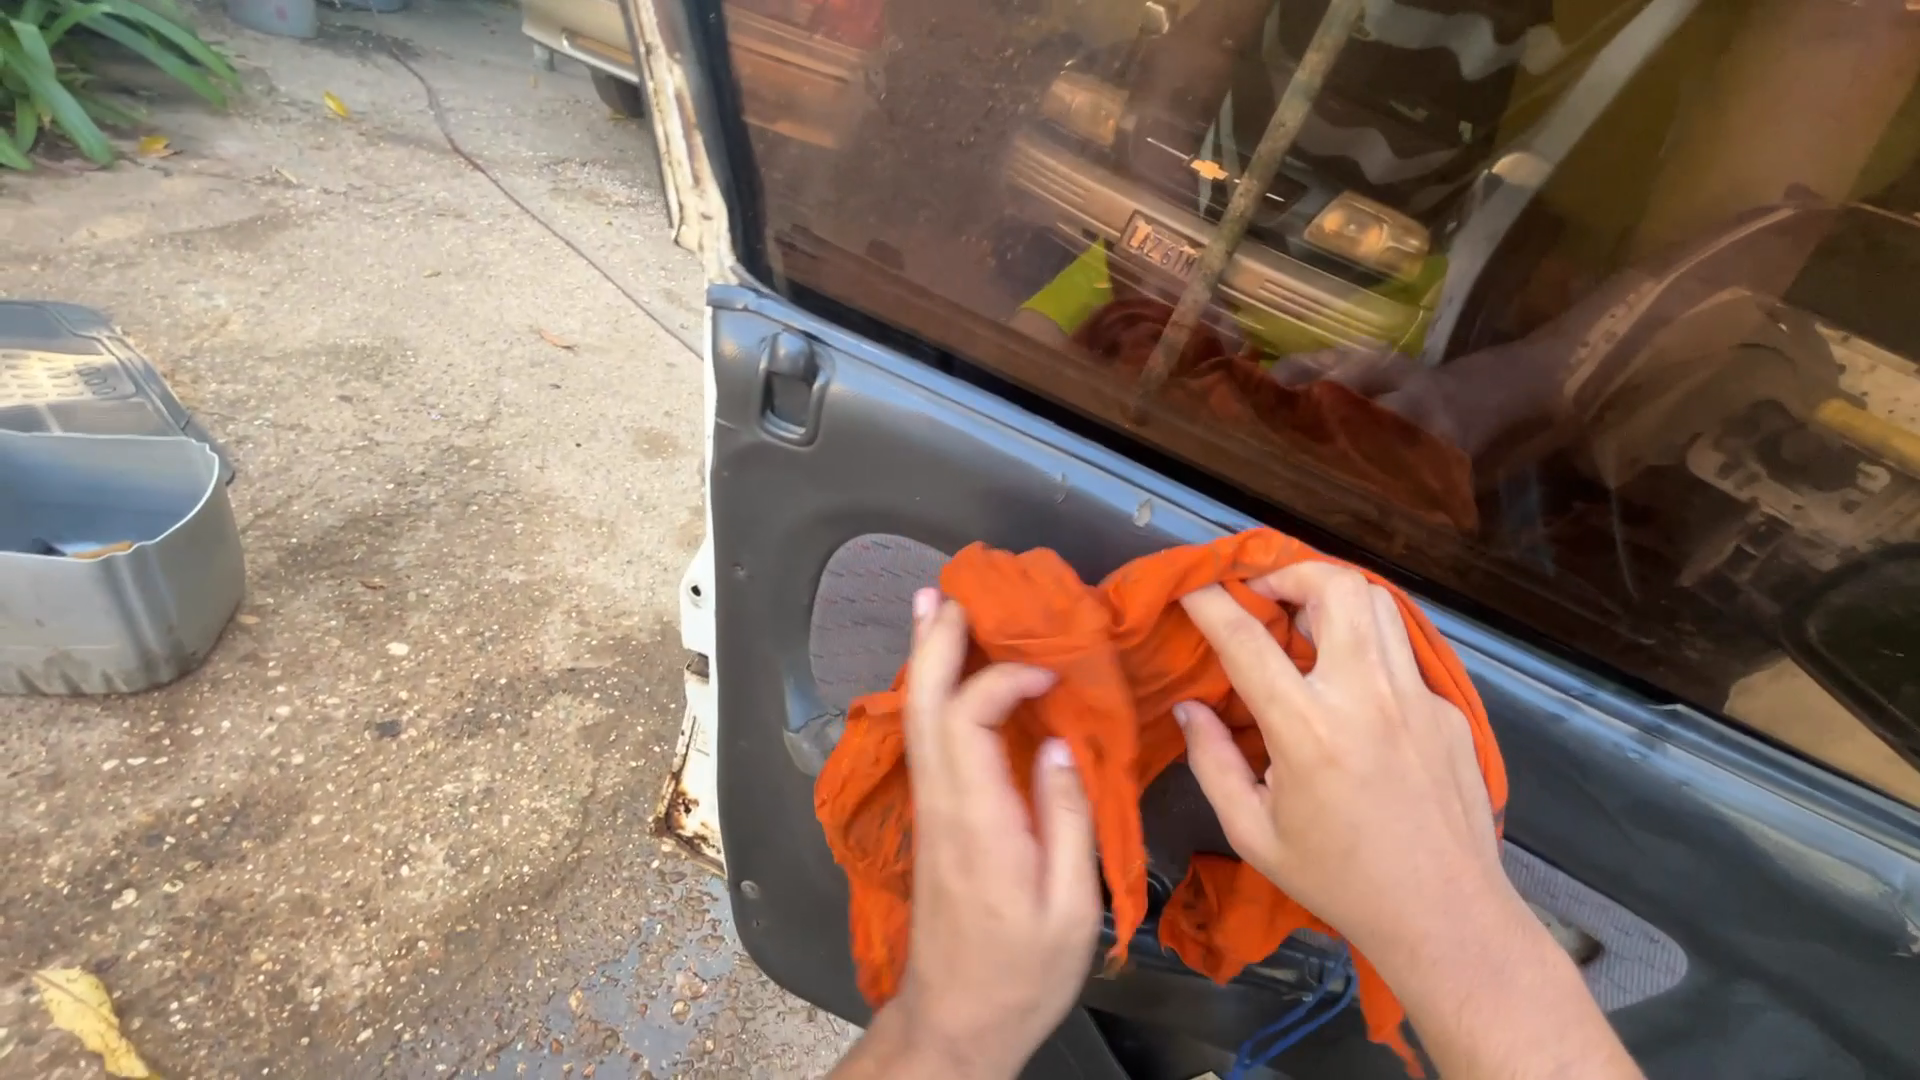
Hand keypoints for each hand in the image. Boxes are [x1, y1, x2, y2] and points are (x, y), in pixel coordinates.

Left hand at [835, 589, 1100, 1079]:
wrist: (955, 1018)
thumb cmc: (1021, 972)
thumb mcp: (1070, 909)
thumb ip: (1066, 822)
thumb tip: (1058, 746)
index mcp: (979, 821)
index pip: (970, 720)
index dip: (1003, 679)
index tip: (1049, 673)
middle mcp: (942, 802)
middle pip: (925, 705)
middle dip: (935, 642)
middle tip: (950, 592)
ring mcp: (928, 807)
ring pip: (916, 716)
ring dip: (924, 658)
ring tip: (932, 608)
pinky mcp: (930, 815)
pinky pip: (925, 737)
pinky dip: (931, 692)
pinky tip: (940, 672)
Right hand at [1174, 563, 1508, 964]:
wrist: (1447, 919)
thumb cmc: (1337, 879)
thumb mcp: (1251, 830)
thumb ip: (1210, 760)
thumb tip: (1189, 707)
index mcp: (1307, 731)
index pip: (1246, 638)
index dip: (1208, 599)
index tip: (1190, 584)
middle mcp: (1367, 698)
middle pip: (1335, 587)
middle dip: (1288, 572)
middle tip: (1261, 594)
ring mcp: (1417, 699)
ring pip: (1377, 602)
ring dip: (1330, 596)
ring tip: (1301, 623)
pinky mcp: (1447, 711)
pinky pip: (1399, 648)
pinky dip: (1362, 641)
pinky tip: (1345, 680)